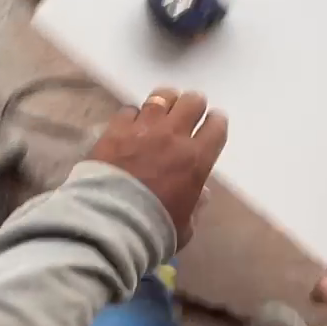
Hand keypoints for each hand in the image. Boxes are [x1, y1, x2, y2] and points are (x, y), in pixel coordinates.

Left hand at [86, 87, 227, 246]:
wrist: (109, 222)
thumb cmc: (152, 229)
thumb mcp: (184, 227)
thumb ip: (195, 207)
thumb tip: (200, 193)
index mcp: (195, 159)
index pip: (216, 127)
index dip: (217, 121)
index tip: (214, 122)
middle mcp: (173, 136)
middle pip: (192, 102)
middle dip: (194, 104)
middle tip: (189, 111)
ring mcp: (144, 128)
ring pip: (162, 96)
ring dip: (167, 100)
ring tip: (164, 107)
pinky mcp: (116, 128)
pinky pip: (130, 109)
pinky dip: (134, 115)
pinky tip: (132, 123)